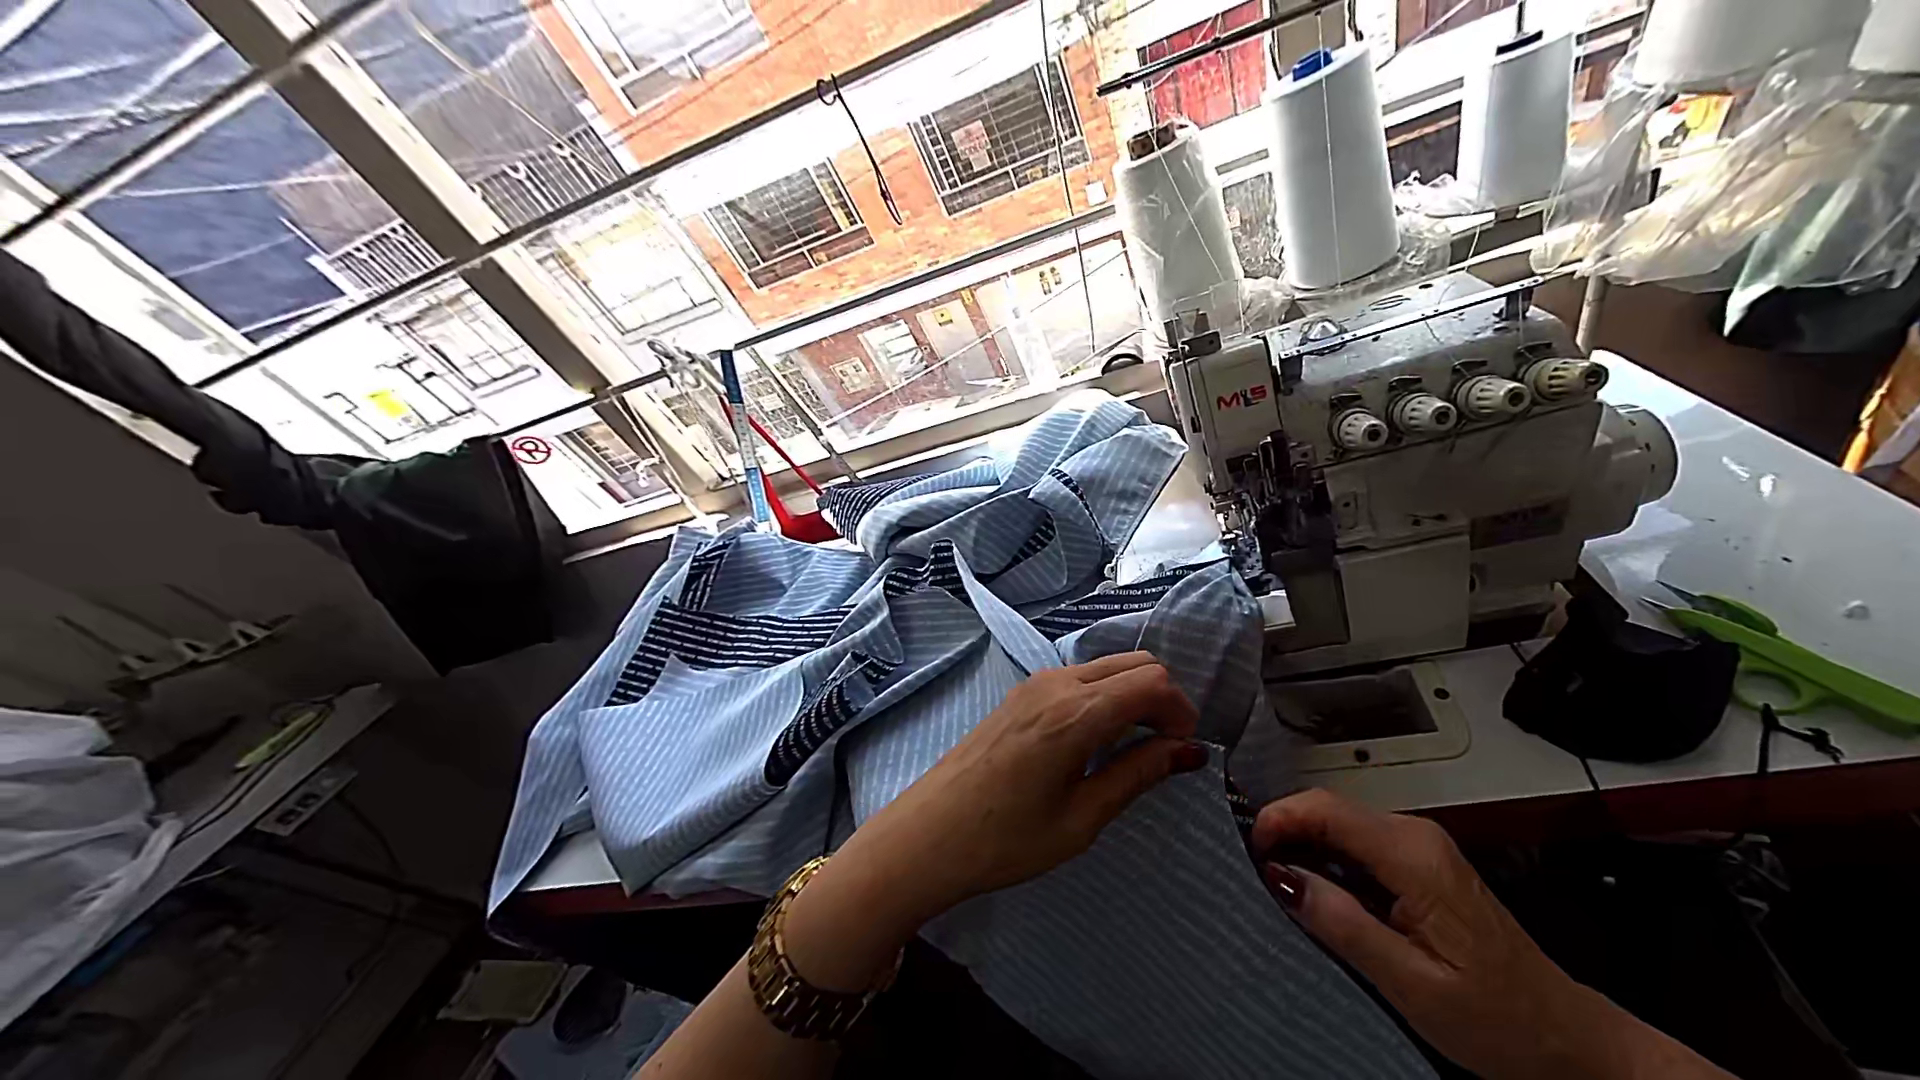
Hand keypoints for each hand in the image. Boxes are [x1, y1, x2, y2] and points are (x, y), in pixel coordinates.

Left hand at [781, 653, 1204, 992]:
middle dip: (1162, 699)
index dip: (1180, 712)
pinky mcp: (1019, 693)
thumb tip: (1189, 750)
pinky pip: (1079, 677)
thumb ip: (1137, 775)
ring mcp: (1033, 683)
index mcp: (1075, 713)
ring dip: (1133, 695)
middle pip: (1134, 663)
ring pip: (1106, 666)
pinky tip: (1096, 740)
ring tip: (1132, 749)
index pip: (1153, 682)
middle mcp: (1056, 683)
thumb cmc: (1005, 840)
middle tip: (1164, 750)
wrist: (928, 835)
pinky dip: (1105, 696)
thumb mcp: (1081, 819)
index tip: (1183, 751)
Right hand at [1252, 790, 1733, 1079]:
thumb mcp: (1411, 984)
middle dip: (1283, 832)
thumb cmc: (1498, 1019)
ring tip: (1276, 886)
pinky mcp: (1415, 859)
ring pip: (1336, 823)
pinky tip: (1313, 890)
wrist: (1565, 1037)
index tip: (1247, 849)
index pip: (1326, 807)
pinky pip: (1351, 841)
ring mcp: (1416, 844)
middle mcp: (1414, 835)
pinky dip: (1322, 857)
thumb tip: (1281, 877)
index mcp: (1414, 856)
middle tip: (1253, 872)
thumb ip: (1343, 925)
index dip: (1277, 817)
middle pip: (1326, 809)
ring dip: (1300, 846)